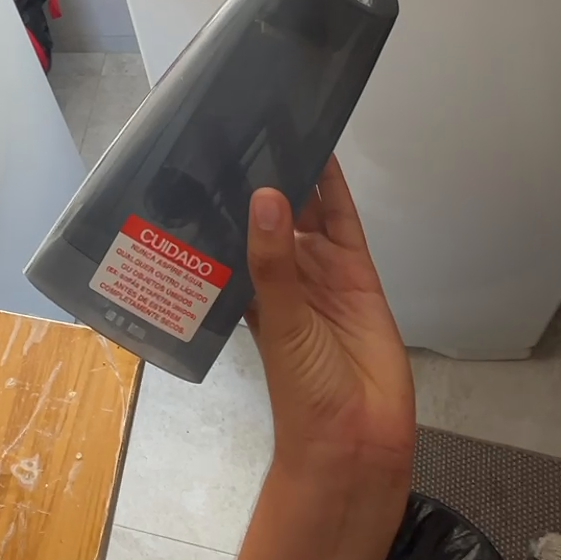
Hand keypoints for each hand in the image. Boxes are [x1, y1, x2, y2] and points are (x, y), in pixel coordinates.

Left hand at [245, 155, 413, 484]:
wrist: (357, 437)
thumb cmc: (303, 386)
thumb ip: (273, 261)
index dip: (219, 196)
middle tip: (240, 122)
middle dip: (255, 176)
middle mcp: (278, 272)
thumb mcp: (279, 320)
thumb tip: (266, 197)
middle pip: (266, 213)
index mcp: (245, 285)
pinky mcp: (355, 272)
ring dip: (293, 175)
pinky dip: (333, 192)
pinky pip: (342, 223)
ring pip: (303, 210)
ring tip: (277, 124)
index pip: (228, 229)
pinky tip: (323, 157)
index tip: (203, 153)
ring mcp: (318, 270)